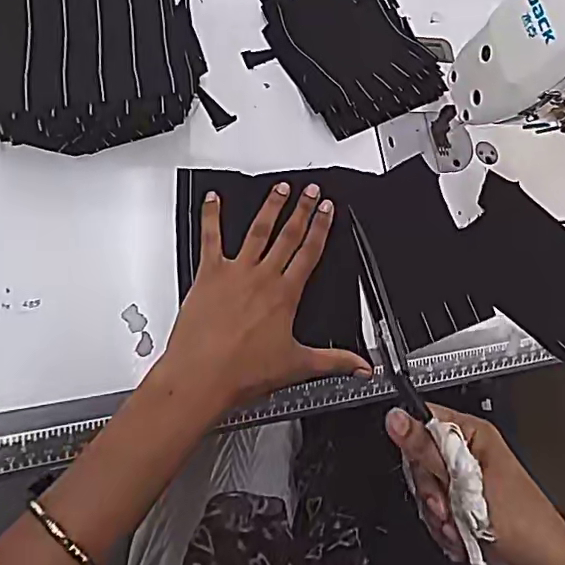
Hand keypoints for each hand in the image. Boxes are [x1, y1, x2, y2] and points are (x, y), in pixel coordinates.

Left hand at [155, 184, 371, 412]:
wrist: (202, 376)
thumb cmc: (243, 372)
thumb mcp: (297, 366)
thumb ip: (335, 362)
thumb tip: (361, 367)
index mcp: (285, 295)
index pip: (309, 253)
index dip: (321, 228)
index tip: (327, 210)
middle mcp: (262, 278)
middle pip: (288, 235)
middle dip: (302, 210)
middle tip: (311, 191)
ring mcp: (235, 273)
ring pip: (257, 230)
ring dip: (270, 207)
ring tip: (279, 188)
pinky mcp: (209, 275)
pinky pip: (210, 238)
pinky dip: (211, 217)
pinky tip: (213, 200)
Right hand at [385, 404, 564, 564]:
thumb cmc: (523, 523)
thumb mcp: (467, 483)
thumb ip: (427, 450)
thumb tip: (396, 419)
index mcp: (472, 433)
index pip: (422, 421)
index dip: (415, 446)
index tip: (425, 469)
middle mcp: (467, 454)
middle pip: (419, 459)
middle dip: (429, 490)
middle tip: (447, 503)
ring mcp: (464, 481)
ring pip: (424, 489)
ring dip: (437, 514)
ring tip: (459, 524)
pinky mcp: (461, 505)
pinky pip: (432, 511)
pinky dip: (442, 528)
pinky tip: (460, 535)